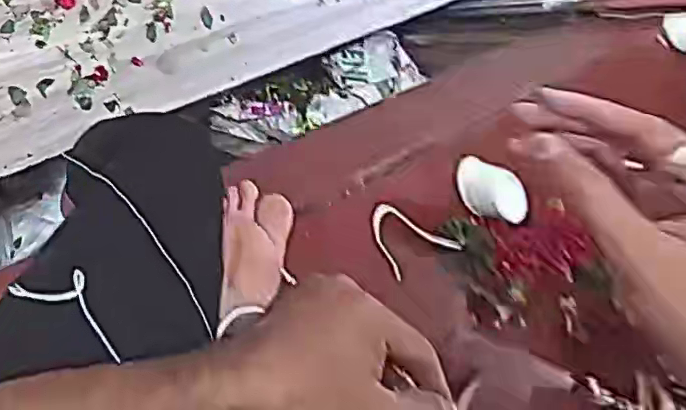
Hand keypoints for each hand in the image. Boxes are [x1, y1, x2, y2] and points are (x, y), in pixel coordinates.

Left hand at [220, 274, 448, 408]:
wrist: (245, 387)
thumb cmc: (313, 397)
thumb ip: (422, 408)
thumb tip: (439, 403)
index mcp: (368, 307)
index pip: (421, 351)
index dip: (436, 392)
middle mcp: (341, 288)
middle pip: (388, 339)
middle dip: (400, 379)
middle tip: (401, 407)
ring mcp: (311, 293)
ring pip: (358, 335)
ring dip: (370, 369)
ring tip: (366, 399)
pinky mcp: (288, 306)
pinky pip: (329, 331)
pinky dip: (340, 357)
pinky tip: (335, 387)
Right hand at [509, 89, 685, 409]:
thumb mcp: (641, 259)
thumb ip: (587, 193)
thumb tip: (538, 142)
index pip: (654, 135)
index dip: (592, 112)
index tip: (543, 99)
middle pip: (641, 150)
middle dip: (578, 132)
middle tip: (523, 116)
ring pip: (633, 173)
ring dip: (580, 156)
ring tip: (528, 139)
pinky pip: (634, 200)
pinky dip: (594, 185)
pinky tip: (558, 171)